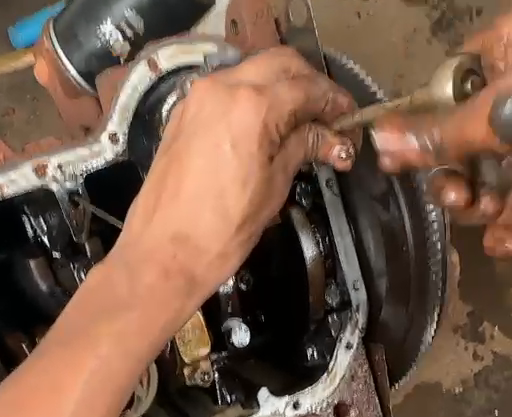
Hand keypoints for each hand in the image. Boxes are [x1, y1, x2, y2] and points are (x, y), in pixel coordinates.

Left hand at [112, 48, 356, 303]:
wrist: (163, 255)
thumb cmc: (219, 233)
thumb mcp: (273, 189)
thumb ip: (301, 149)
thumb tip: (330, 138)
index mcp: (251, 106)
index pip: (305, 86)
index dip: (333, 101)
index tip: (348, 118)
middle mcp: (222, 89)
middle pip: (280, 65)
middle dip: (309, 85)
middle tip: (328, 116)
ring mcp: (198, 98)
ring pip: (252, 72)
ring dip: (281, 89)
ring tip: (300, 123)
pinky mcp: (183, 115)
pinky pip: (226, 91)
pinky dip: (252, 99)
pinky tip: (266, 126)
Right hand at [371, 4, 511, 255]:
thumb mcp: (510, 108)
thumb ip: (443, 133)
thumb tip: (377, 139)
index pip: (449, 83)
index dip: (422, 125)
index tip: (397, 165)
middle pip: (469, 135)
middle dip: (455, 172)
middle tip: (456, 200)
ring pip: (498, 173)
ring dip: (484, 204)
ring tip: (487, 221)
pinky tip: (509, 244)